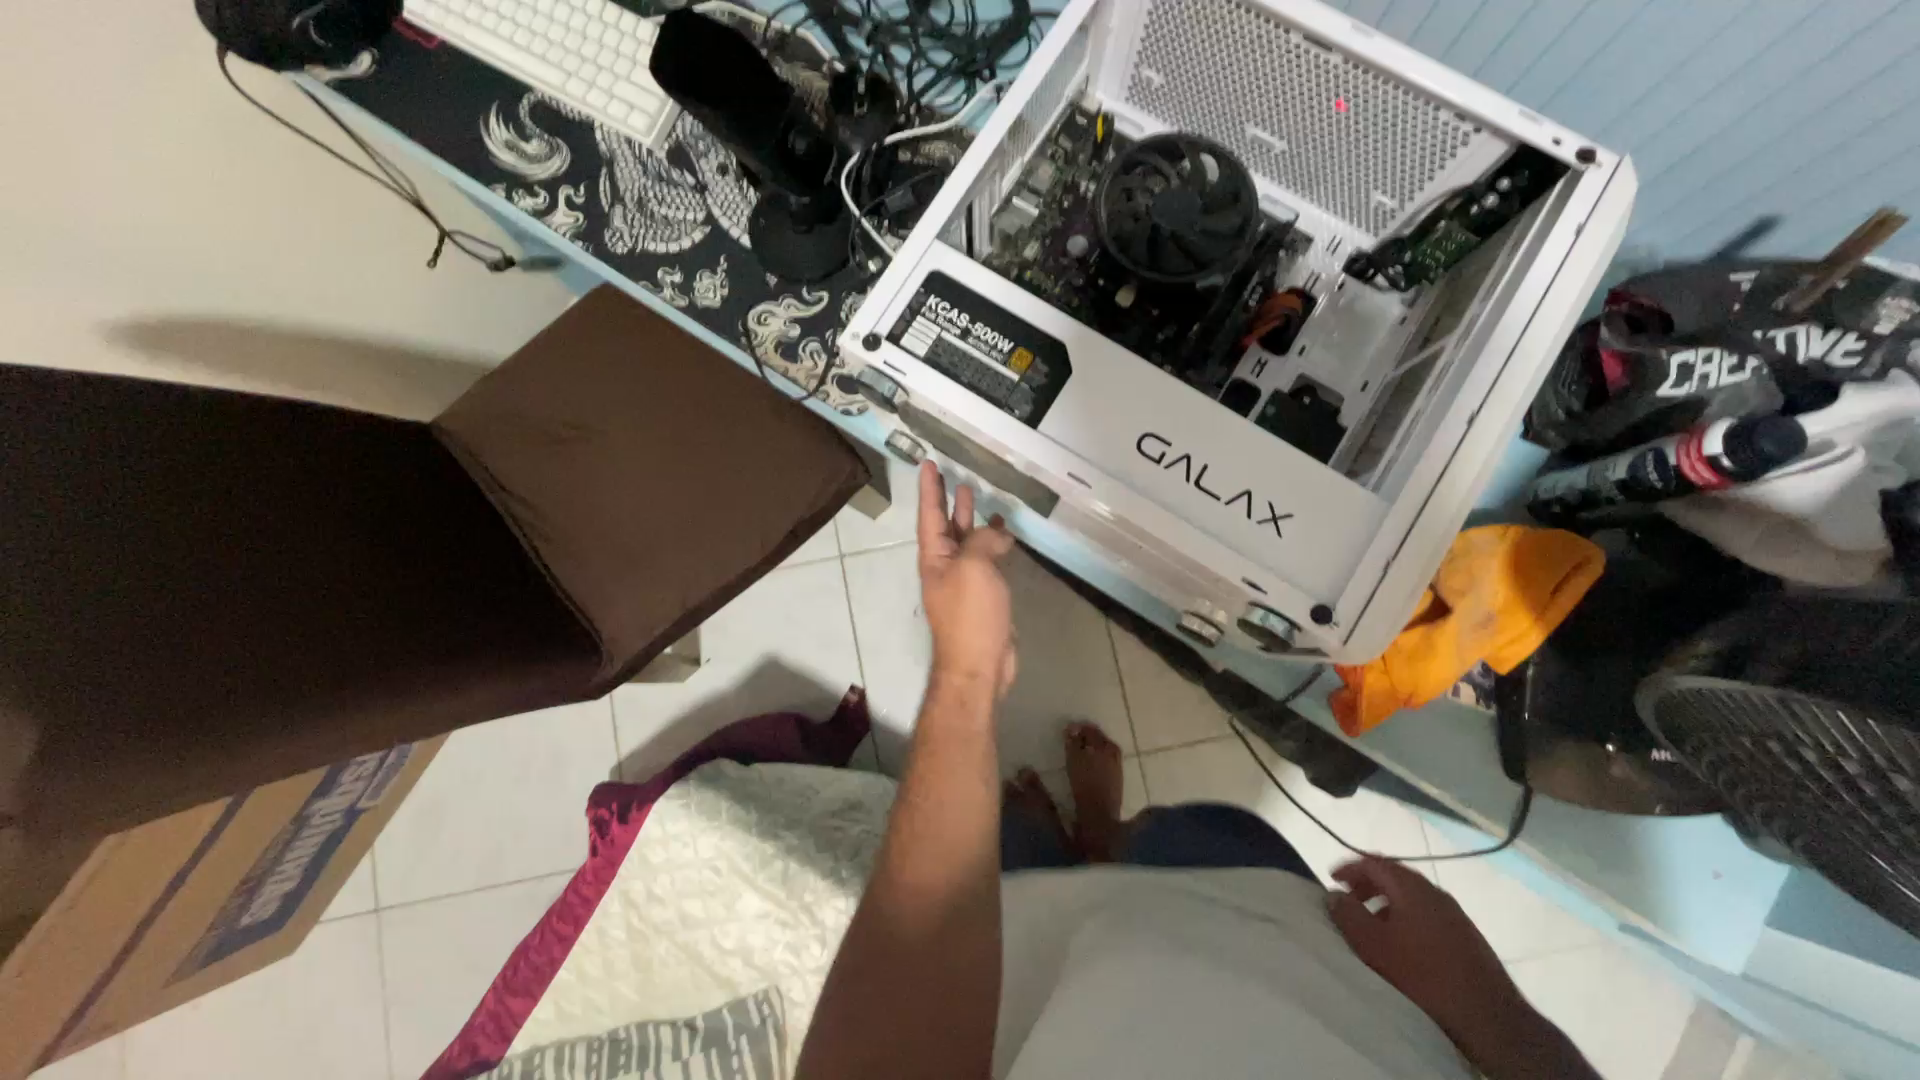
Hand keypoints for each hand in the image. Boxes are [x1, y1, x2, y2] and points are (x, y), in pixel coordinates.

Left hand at [916, 461, 1016, 697]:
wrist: (979, 664)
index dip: (930, 489)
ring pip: (967, 542)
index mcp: (934, 557)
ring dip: (971, 520)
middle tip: (952, 474)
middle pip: (946, 526)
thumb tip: (997, 534)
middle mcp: (945, 566)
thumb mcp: (974, 567)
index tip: (927, 464)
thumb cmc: (970, 614)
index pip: (930, 514)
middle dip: (948, 500)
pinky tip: (1005, 536)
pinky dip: (993, 544)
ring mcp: (964, 582)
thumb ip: (982, 542)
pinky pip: (986, 561)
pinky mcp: (983, 596)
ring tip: (979, 496)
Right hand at [1327, 858, 1529, 1055]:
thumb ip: (1348, 914)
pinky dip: (1407, 918)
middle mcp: (1436, 893)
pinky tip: (1403, 944)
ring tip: (1372, 924)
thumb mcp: (1373, 945)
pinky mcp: (1467, 937)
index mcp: (1412, 888)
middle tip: (1349, 900)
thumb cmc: (1422, 975)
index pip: (1375, 862)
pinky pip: (1428, 915)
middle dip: (1368, 884)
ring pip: (1413, 897)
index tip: (1331, 879)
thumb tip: (1334, 894)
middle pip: (1395, 877)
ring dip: (1387, 903)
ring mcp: (1456, 915)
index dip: (1350, 867)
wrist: (1489, 1017)